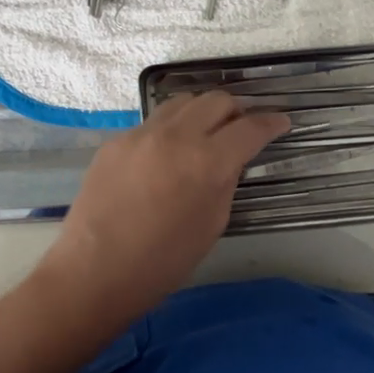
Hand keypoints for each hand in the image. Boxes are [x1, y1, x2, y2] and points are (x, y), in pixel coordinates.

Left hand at [44, 92, 288, 316]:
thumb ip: (225, 183)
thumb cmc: (162, 262)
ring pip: (181, 102)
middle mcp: (175, 136)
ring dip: (201, 112)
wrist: (93, 272)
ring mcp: (140, 135)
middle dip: (236, 111)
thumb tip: (228, 161)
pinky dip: (170, 130)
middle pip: (216, 100)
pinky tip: (166, 155)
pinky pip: (152, 123)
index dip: (271, 123)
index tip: (281, 124)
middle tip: (241, 129)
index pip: (250, 128)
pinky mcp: (115, 142)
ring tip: (205, 133)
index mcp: (207, 162)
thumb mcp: (211, 225)